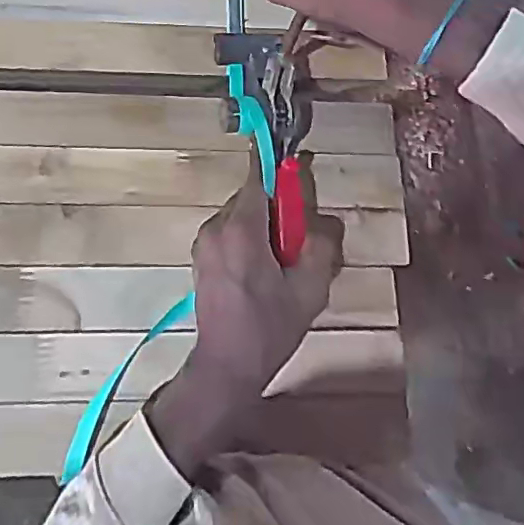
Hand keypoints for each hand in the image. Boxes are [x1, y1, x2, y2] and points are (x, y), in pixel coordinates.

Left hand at [146, 166, 344, 474]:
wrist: (225, 365)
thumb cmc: (268, 329)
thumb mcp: (309, 291)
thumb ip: (320, 247)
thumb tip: (323, 221)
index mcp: (240, 230)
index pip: (258, 180)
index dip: (278, 168)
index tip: (295, 159)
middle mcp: (215, 228)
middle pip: (252, 199)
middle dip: (278, 210)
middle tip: (298, 240)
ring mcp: (203, 242)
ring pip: (240, 216)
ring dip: (263, 227)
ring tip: (282, 265)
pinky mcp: (200, 257)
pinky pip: (229, 233)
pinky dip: (248, 240)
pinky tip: (263, 273)